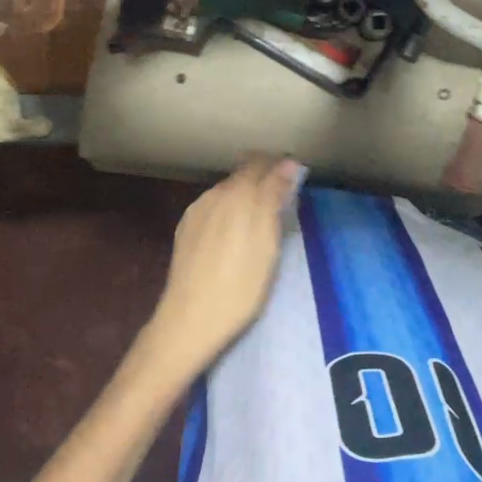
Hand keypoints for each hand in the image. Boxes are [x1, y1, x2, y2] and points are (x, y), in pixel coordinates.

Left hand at [141, 155, 300, 374]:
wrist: (190, 317)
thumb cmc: (240, 287)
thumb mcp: (268, 244)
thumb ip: (274, 198)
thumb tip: (287, 164)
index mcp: (239, 194)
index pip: (262, 163)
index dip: (279, 167)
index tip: (295, 178)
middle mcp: (215, 193)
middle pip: (243, 174)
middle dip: (263, 179)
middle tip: (280, 200)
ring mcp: (197, 209)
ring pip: (227, 189)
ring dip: (244, 195)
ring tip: (258, 219)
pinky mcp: (186, 226)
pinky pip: (213, 205)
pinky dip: (228, 209)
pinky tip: (232, 233)